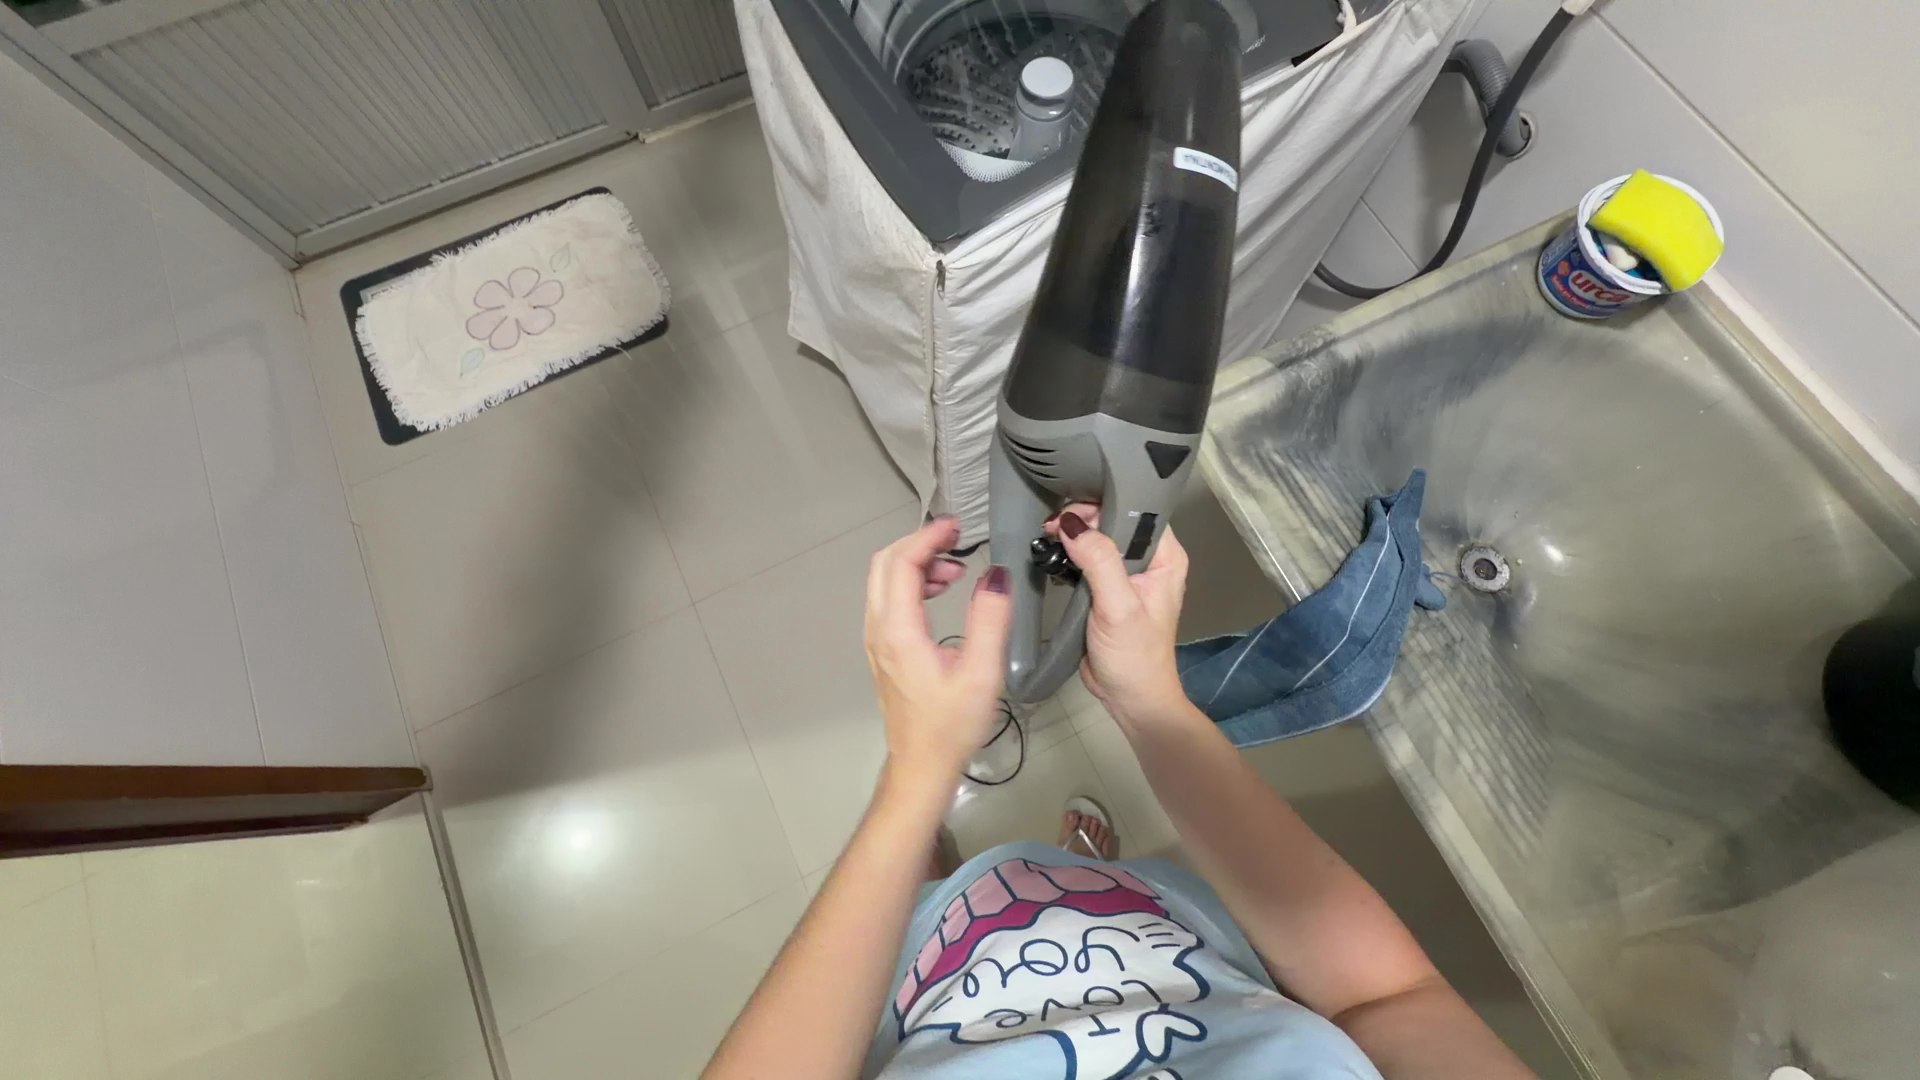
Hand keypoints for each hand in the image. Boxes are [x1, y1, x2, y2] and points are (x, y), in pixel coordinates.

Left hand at [864, 517, 1012, 781]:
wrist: (922, 764)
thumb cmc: (952, 724)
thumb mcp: (982, 672)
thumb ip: (990, 619)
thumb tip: (996, 575)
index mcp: (898, 630)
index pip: (903, 563)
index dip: (928, 536)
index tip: (957, 527)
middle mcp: (878, 628)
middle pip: (885, 563)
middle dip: (919, 543)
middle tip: (956, 540)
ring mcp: (875, 639)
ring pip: (884, 580)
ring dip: (915, 563)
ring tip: (955, 569)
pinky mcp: (882, 648)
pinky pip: (888, 598)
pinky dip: (911, 582)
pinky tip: (940, 591)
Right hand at [1046, 508, 1189, 722]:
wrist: (1130, 697)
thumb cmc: (1135, 656)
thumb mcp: (1118, 607)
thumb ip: (1099, 562)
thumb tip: (1070, 524)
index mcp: (1165, 557)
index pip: (1136, 512)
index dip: (1104, 505)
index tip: (1070, 510)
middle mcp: (1149, 559)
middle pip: (1113, 521)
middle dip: (1082, 520)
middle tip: (1051, 527)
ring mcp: (1126, 574)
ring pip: (1097, 539)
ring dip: (1072, 537)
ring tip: (1046, 538)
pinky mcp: (1106, 588)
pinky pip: (1087, 560)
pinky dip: (1069, 556)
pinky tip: (1053, 558)